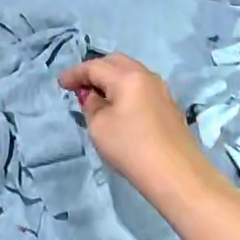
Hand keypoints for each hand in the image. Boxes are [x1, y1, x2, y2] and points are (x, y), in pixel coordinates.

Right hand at [59, 53, 216, 198]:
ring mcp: (162, 90)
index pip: (93, 67)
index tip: (60, 84)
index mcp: (127, 77)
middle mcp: (146, 76)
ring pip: (130, 72)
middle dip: (94, 70)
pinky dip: (125, 89)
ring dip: (111, 78)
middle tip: (79, 86)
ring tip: (98, 95)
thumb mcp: (98, 127)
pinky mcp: (170, 106)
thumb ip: (90, 105)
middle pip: (115, 62)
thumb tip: (93, 96)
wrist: (179, 178)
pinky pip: (141, 86)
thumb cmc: (132, 149)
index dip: (74, 74)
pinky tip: (119, 106)